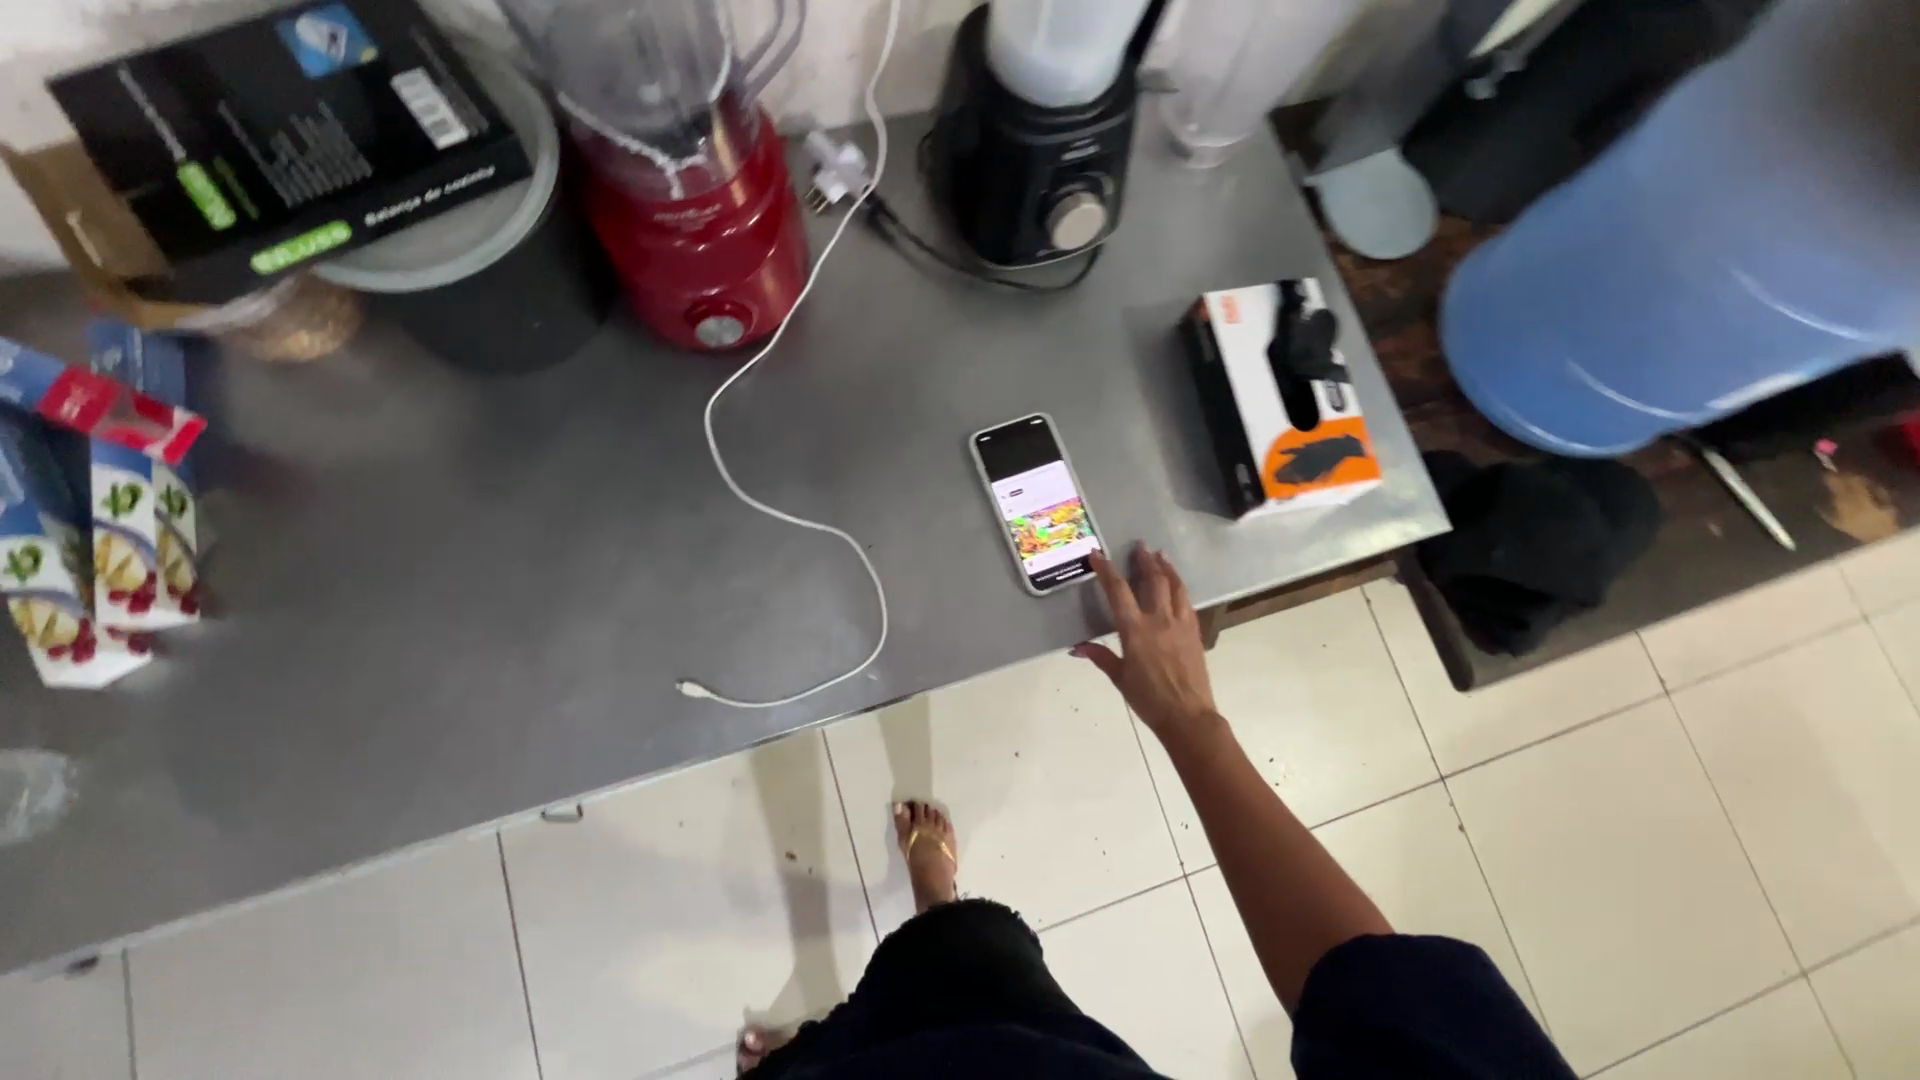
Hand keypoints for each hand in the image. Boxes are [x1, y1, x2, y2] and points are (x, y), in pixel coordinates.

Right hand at [1074, 545, 1219, 741]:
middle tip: (1140, 546)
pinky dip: (1180, 589)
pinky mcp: (1195, 633)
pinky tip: (1177, 587)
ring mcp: (1180, 624)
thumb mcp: (1119, 678)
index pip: (1118, 591)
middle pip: (1153, 580)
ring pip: (1175, 587)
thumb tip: (1078, 648)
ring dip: (1167, 568)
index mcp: (1135, 630)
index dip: (1106, 570)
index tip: (1098, 554)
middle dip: (1145, 560)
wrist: (1187, 715)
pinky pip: (1187, 603)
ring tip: (1161, 556)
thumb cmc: (1148, 699)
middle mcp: (1159, 620)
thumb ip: (1100, 657)